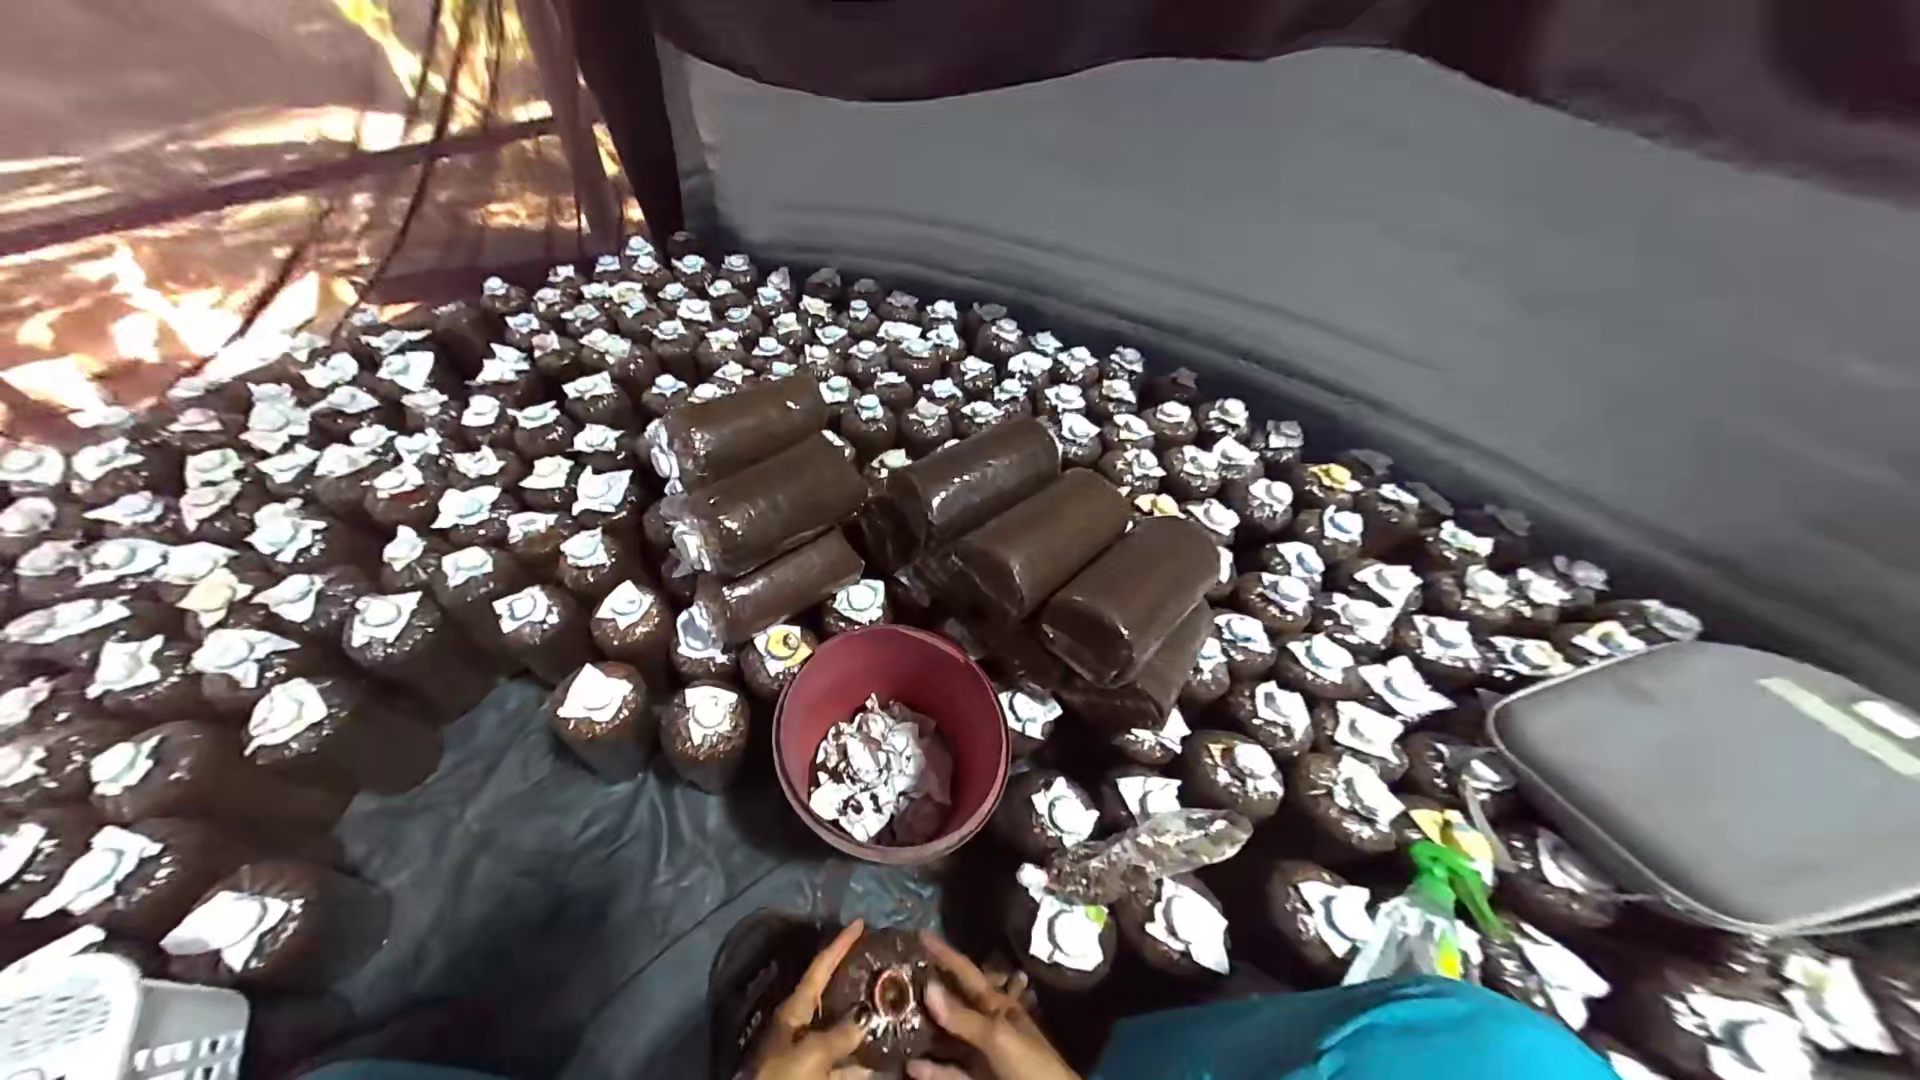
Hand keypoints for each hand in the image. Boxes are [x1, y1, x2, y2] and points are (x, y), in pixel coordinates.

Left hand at [752, 919, 871, 1079]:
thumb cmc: (780, 1079)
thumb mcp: (811, 1054)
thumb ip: (839, 1033)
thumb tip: (864, 1017)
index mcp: (794, 1010)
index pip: (821, 967)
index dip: (840, 943)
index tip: (860, 922)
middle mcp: (798, 1027)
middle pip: (830, 997)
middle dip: (853, 983)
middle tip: (878, 968)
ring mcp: (802, 1054)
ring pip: (837, 1034)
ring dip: (859, 1029)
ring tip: (887, 1017)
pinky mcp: (808, 1076)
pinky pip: (838, 1066)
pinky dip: (855, 1065)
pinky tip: (874, 1065)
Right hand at [906, 931, 1080, 1079]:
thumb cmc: (1031, 1065)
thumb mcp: (999, 1037)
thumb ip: (964, 1017)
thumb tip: (929, 987)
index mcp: (996, 1004)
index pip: (965, 972)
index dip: (945, 953)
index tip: (921, 934)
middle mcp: (986, 1023)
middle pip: (953, 1002)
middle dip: (930, 989)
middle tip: (900, 979)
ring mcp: (981, 1053)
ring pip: (947, 1037)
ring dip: (926, 1031)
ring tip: (899, 1021)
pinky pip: (950, 1072)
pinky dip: (932, 1070)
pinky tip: (911, 1066)